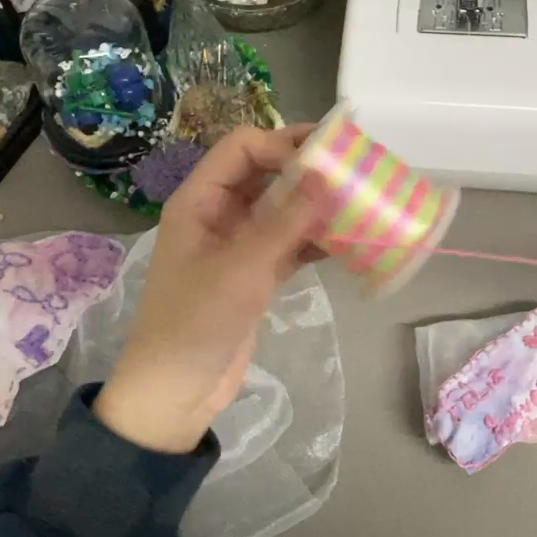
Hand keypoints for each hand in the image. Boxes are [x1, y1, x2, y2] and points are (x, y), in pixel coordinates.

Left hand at [93, 126, 324, 452]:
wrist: (175, 392)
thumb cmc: (196, 323)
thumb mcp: (241, 269)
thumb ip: (285, 222)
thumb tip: (326, 175)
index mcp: (199, 201)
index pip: (242, 148)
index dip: (282, 144)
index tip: (326, 160)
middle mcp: (218, 215)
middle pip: (265, 173)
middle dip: (307, 170)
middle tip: (356, 169)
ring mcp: (238, 246)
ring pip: (282, 209)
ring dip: (317, 205)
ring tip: (361, 200)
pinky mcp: (255, 275)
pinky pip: (289, 244)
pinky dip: (316, 240)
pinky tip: (350, 239)